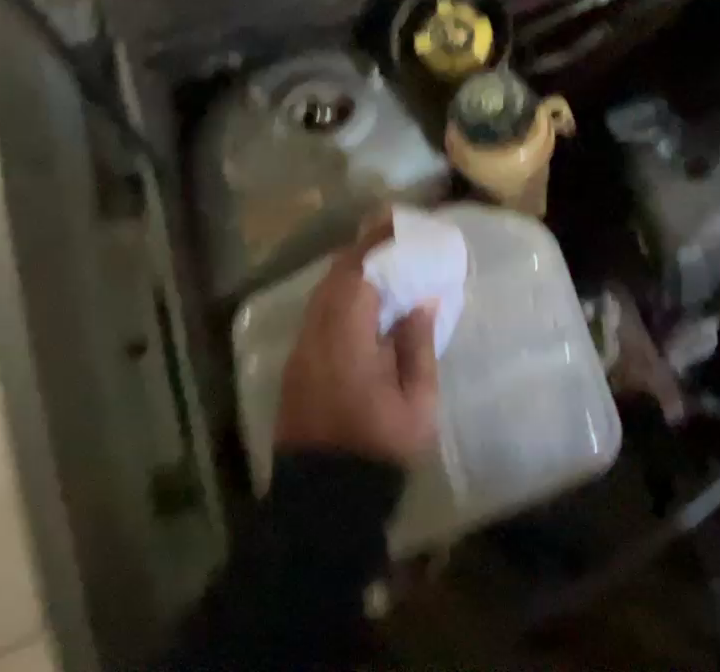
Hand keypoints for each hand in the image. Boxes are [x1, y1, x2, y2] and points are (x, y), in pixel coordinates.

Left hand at [274, 216, 440, 464]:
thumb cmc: (380, 448)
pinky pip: (319, 318)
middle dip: (361, 253)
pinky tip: (366, 300)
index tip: (396, 221)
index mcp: (345, 345)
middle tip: (392, 232)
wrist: (326, 499)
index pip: (355, 279)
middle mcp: (314, 342)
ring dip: (350, 274)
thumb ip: (417, 345)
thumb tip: (421, 300)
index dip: (375, 246)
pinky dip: (342, 297)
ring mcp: (301, 356)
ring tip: (384, 259)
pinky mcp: (298, 370)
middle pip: (333, 282)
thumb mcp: (416, 401)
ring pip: (321, 299)